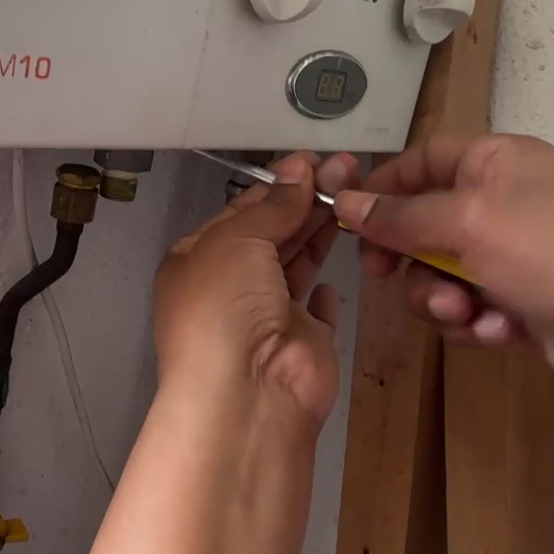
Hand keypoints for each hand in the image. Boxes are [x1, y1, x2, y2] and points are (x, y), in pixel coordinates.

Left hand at [154, 151, 358, 427]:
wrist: (248, 393)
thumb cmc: (225, 306)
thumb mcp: (236, 242)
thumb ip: (271, 208)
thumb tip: (299, 173)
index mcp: (197, 260)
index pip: (239, 212)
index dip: (276, 186)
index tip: (313, 161)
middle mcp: (228, 286)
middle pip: (271, 233)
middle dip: (306, 200)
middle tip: (348, 168)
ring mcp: (267, 315)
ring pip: (297, 262)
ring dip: (322, 229)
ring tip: (356, 192)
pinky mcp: (304, 340)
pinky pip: (317, 308)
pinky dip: (327, 290)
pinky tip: (338, 267)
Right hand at [334, 133, 553, 409]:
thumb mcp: (473, 224)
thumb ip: (401, 215)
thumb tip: (344, 202)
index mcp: (495, 164)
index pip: (418, 160)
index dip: (381, 187)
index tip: (347, 220)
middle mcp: (500, 203)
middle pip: (418, 222)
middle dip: (405, 256)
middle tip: (384, 274)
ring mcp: (511, 256)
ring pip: (435, 272)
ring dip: (438, 297)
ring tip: (466, 313)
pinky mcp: (519, 303)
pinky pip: (467, 307)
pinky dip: (473, 322)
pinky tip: (500, 333)